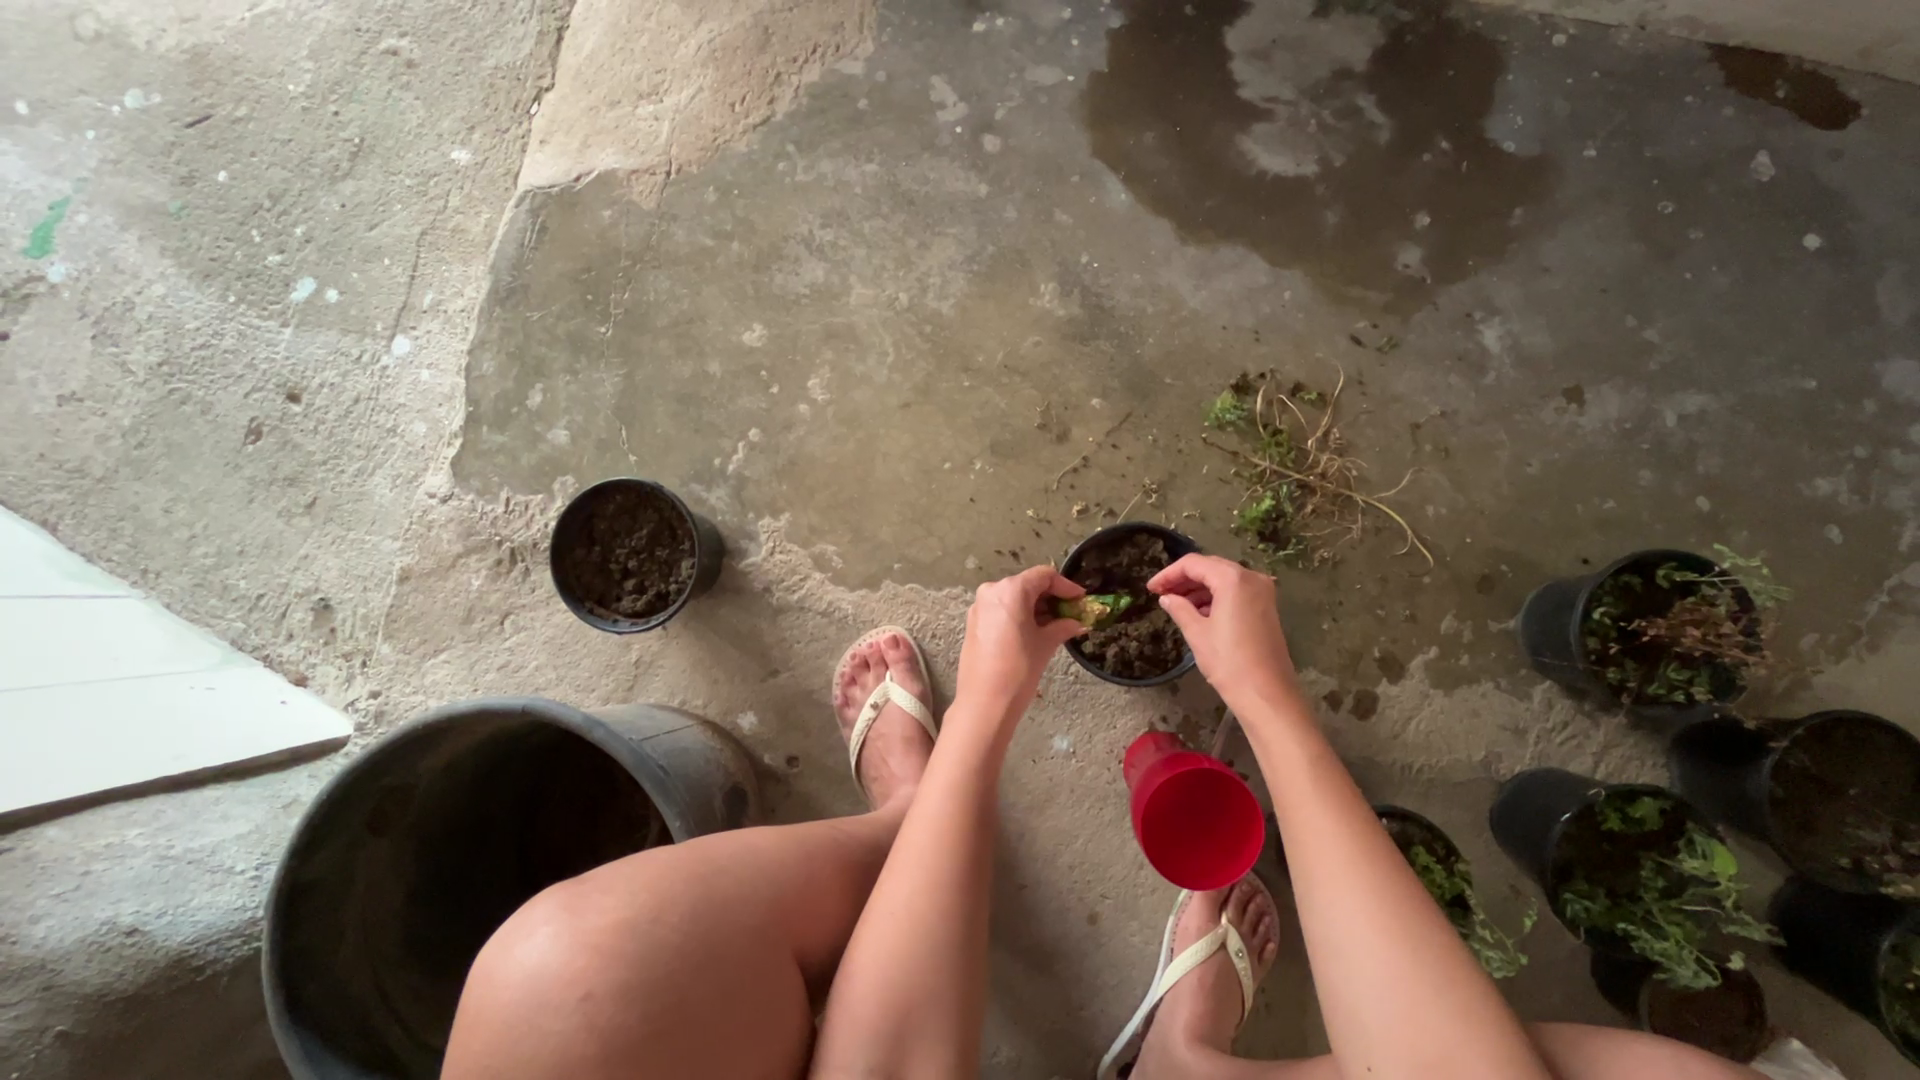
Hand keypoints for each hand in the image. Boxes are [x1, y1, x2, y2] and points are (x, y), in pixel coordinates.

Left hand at [955, 566, 1086, 714]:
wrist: (985, 701)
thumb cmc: (1019, 669)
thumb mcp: (1045, 644)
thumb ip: (1063, 627)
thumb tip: (1077, 622)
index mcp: (1011, 590)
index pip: (1044, 576)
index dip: (1065, 586)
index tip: (1080, 599)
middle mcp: (992, 591)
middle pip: (1027, 584)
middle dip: (1050, 597)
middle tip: (1070, 613)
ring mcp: (979, 606)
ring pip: (1014, 597)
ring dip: (1035, 607)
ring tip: (1055, 625)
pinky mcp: (973, 622)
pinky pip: (1001, 609)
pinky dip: (1019, 615)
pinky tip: (1033, 632)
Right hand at [1148, 554, 1298, 705]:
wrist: (1266, 694)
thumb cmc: (1228, 662)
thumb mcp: (1197, 633)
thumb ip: (1179, 608)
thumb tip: (1167, 598)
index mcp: (1233, 579)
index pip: (1194, 564)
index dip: (1168, 573)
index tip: (1150, 588)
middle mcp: (1251, 578)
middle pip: (1211, 567)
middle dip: (1184, 579)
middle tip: (1161, 593)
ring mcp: (1263, 592)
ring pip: (1224, 579)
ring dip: (1199, 589)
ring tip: (1177, 605)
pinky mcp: (1266, 607)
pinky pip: (1236, 592)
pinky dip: (1216, 597)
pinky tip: (1199, 613)